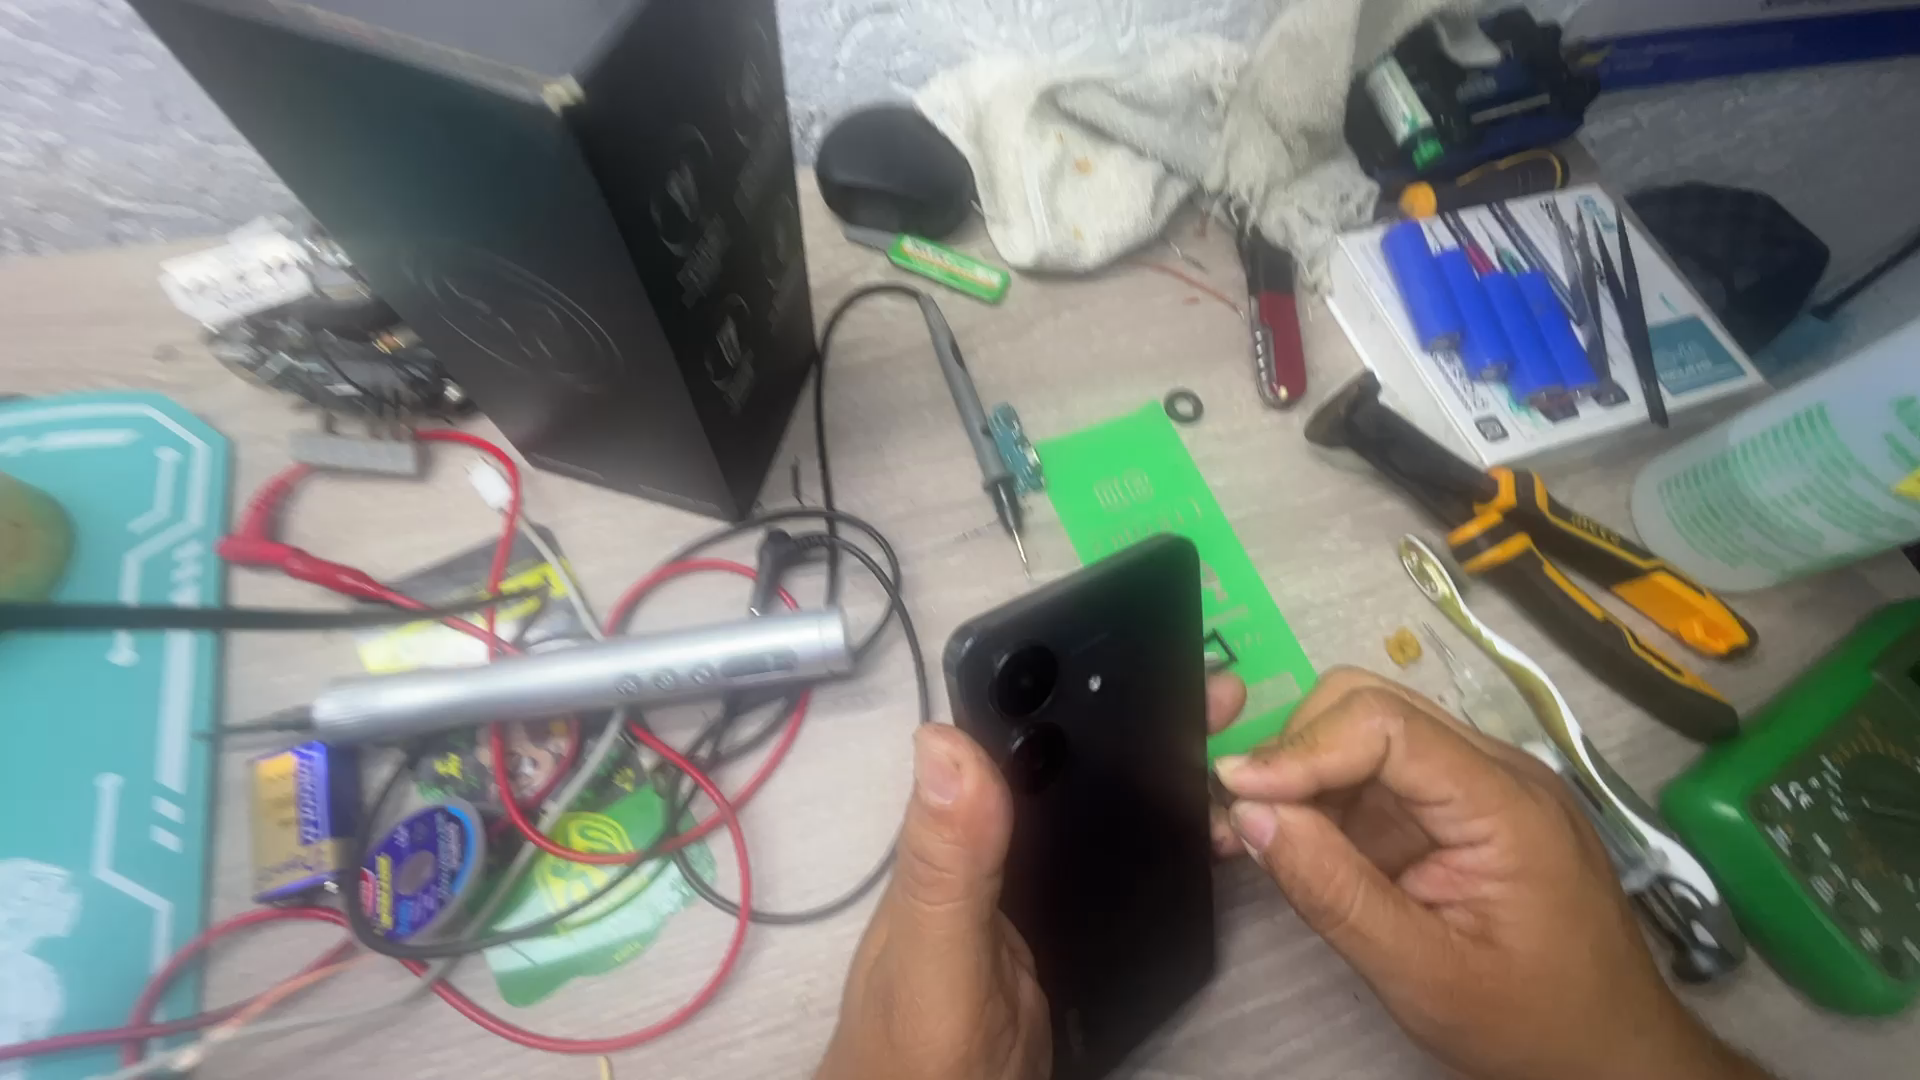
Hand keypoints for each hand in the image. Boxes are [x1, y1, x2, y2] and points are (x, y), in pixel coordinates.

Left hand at [817, 674, 1249, 1079]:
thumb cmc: (921, 1045)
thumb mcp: (936, 954)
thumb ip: (943, 861)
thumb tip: (944, 736)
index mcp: (956, 820)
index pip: (1005, 724)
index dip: (1063, 674)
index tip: (1138, 645)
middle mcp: (993, 829)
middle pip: (1065, 750)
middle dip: (1136, 712)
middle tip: (1218, 699)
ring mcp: (1032, 870)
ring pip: (1098, 795)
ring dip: (1158, 768)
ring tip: (1225, 753)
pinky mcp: (1066, 910)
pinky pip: (1118, 849)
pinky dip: (1162, 830)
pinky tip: (1205, 828)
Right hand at [1216, 668, 1764, 1079]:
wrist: (1611, 1058)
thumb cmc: (1532, 1026)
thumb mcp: (1424, 978)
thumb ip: (1334, 893)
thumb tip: (1248, 814)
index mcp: (1504, 804)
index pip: (1385, 724)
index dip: (1301, 747)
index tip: (1238, 789)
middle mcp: (1488, 767)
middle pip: (1367, 702)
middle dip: (1296, 746)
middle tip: (1251, 806)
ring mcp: (1468, 777)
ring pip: (1357, 724)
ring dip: (1299, 766)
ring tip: (1259, 823)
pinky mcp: (1444, 798)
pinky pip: (1364, 766)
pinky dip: (1315, 789)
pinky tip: (1293, 833)